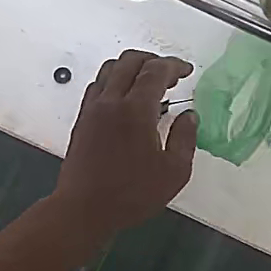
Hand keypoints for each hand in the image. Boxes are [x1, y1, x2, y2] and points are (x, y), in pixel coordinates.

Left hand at [51, 50, 198, 235]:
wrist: (85, 209)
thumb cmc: (132, 194)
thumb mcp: (174, 171)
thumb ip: (185, 138)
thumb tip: (188, 117)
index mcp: (135, 111)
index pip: (155, 71)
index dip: (174, 66)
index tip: (187, 71)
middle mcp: (110, 102)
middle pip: (130, 61)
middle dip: (154, 61)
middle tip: (171, 74)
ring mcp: (92, 109)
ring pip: (110, 69)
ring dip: (132, 67)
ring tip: (148, 82)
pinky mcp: (82, 119)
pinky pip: (98, 85)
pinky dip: (115, 80)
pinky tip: (125, 98)